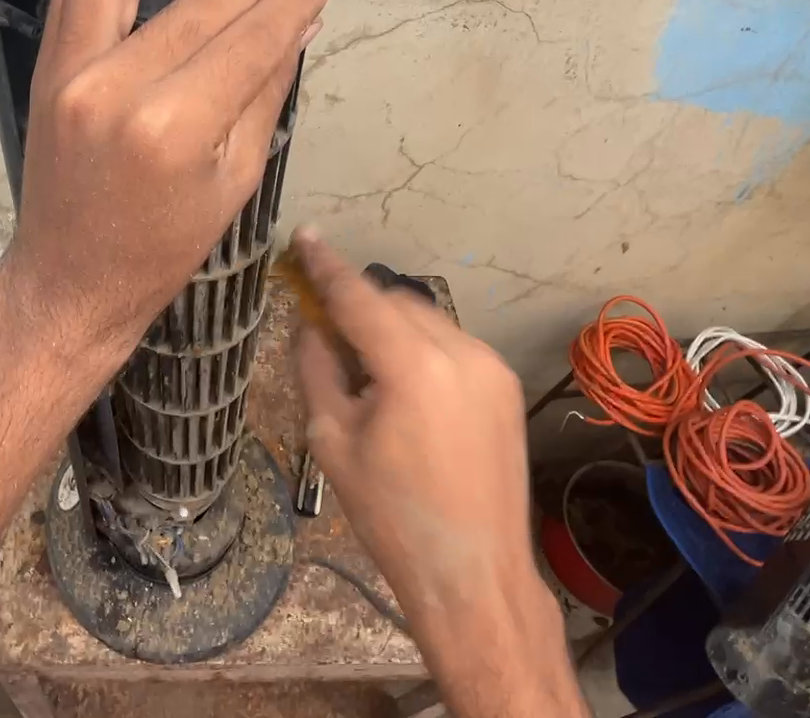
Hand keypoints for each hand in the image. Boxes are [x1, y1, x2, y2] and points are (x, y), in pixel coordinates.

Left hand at [0, 0, 327, 366]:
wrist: (71, 278)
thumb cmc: (162, 249)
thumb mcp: (235, 182)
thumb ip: (263, 95)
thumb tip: (295, 28)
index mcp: (173, 129)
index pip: (245, 42)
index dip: (286, 6)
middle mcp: (115, 89)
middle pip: (196, 9)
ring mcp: (69, 75)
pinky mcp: (45, 72)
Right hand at [292, 229, 585, 716]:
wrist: (474, 572)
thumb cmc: (390, 514)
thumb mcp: (331, 440)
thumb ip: (317, 368)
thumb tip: (311, 326)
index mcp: (413, 366)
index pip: (359, 297)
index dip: (326, 266)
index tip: (304, 237)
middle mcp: (460, 351)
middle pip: (394, 301)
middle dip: (358, 304)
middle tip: (327, 330)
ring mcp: (490, 367)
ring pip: (425, 318)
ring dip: (390, 325)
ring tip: (368, 370)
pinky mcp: (504, 385)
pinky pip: (450, 342)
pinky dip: (419, 346)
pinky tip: (405, 387)